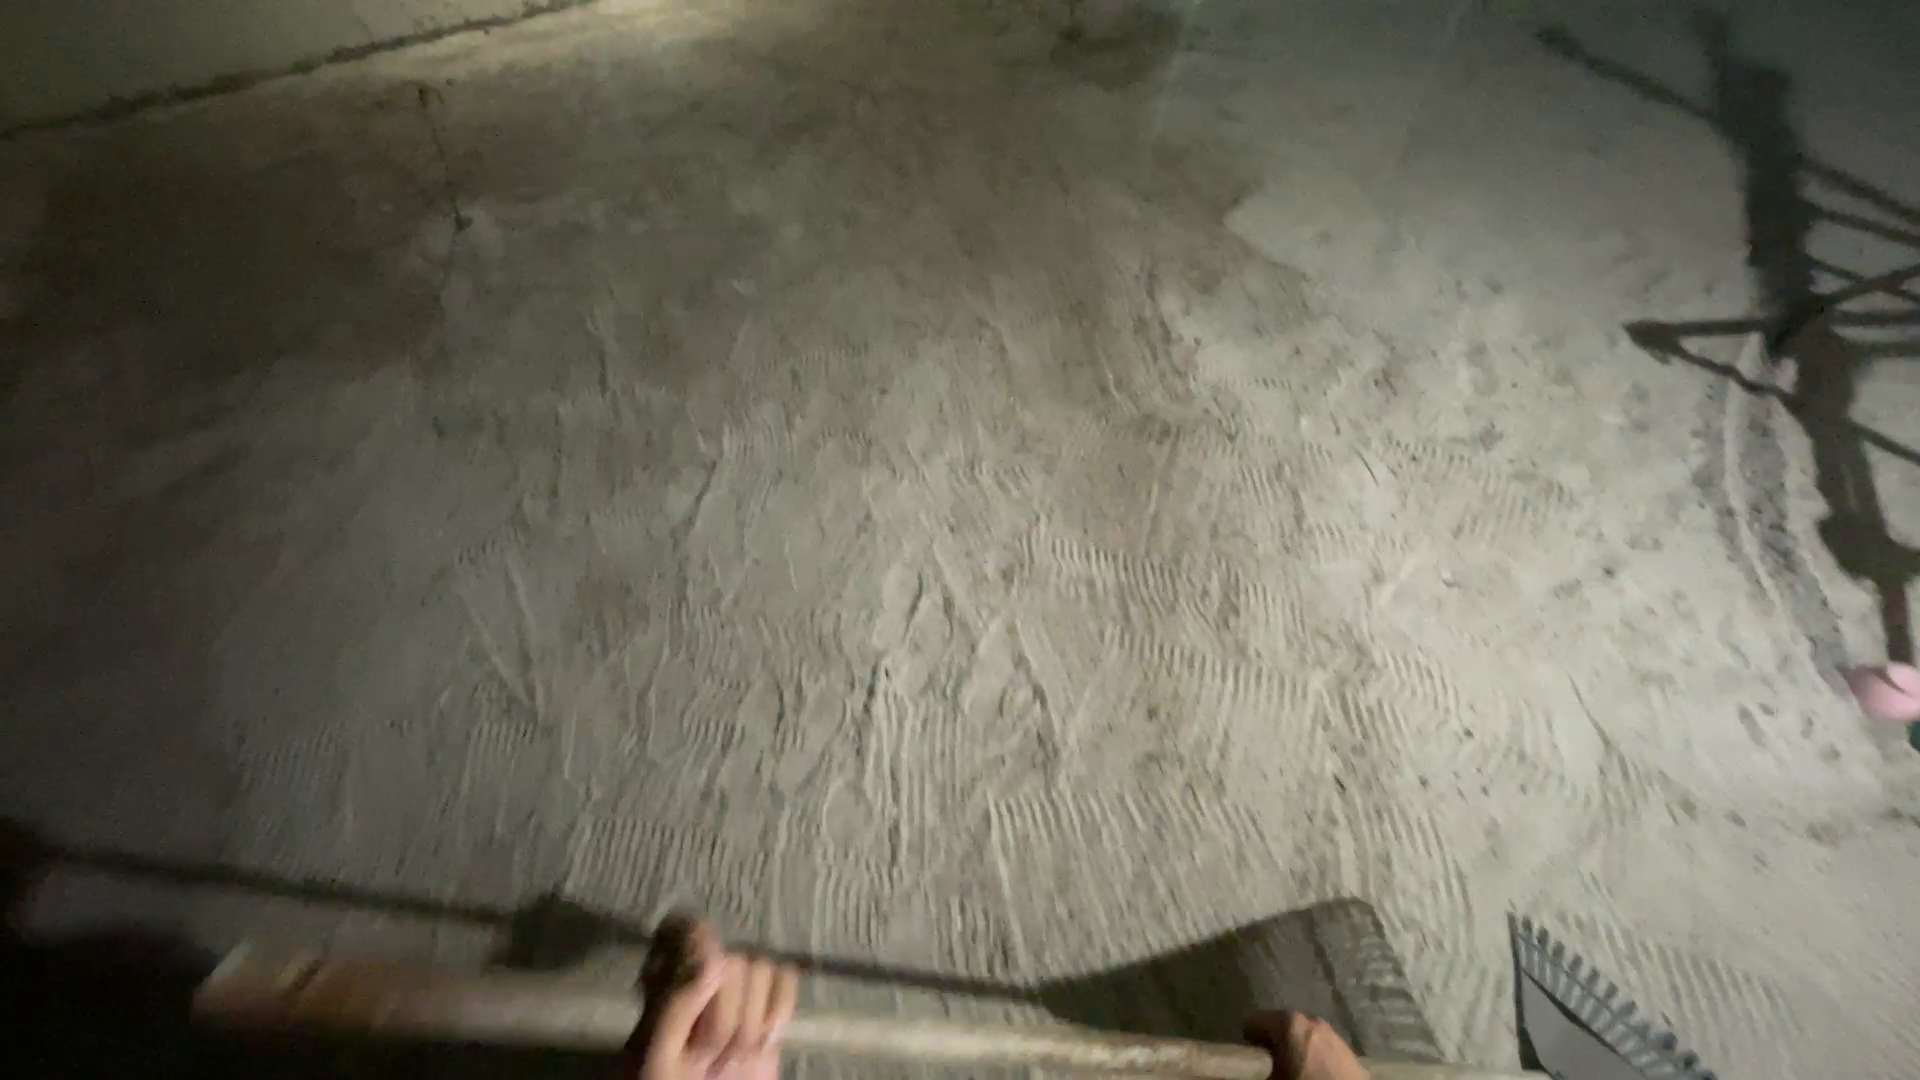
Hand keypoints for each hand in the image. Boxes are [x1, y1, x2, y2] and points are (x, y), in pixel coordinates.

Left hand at [628, 923, 798, 1079]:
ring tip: (731, 1056)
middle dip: (725, 1019)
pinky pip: (787, 978)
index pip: (682, 928)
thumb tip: (715, 958)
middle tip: (707, 1055)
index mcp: (666, 977)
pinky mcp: (770, 999)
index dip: (697, 954)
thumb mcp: (656, 1056)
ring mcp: (740, 984)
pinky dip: (778, 1014)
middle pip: (732, 960)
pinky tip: (761, 1043)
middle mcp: (705, 969)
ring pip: (762, 967)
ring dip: (750, 1024)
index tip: (701, 995)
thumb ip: (677, 1006)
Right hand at [1245, 1011, 1368, 1079]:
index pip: (1252, 1021)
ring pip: (1300, 1033)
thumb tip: (1254, 1066)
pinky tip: (1317, 1073)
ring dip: (1294, 1048)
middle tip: (1276, 1067)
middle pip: (1278, 1024)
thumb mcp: (1274, 1079)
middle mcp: (1308, 1017)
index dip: (1249, 1042)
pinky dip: (1313, 1054)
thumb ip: (1260, 1067)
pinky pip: (1319, 1044)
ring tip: (1298, 1071)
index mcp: (1287, 1022)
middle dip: (1274, 1043)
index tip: (1256, 1061)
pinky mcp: (1346, 1046)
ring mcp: (1330, 1031)